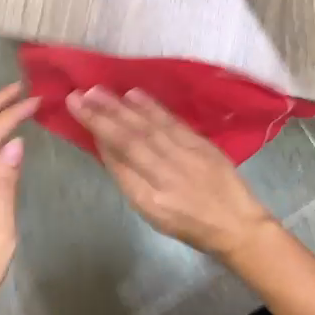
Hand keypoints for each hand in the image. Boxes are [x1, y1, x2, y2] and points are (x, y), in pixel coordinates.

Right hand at [66, 87, 276, 258]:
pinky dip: (151, 107)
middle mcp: (166, 176)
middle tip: (78, 95)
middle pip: (129, 141)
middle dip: (101, 116)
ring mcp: (187, 158)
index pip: (117, 161)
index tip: (78, 111)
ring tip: (98, 90)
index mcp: (150, 199)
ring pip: (149, 128)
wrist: (237, 224)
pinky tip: (133, 94)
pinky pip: (172, 123)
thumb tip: (106, 146)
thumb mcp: (153, 214)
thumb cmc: (189, 224)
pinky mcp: (202, 146)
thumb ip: (129, 179)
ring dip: (121, 107)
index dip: (97, 133)